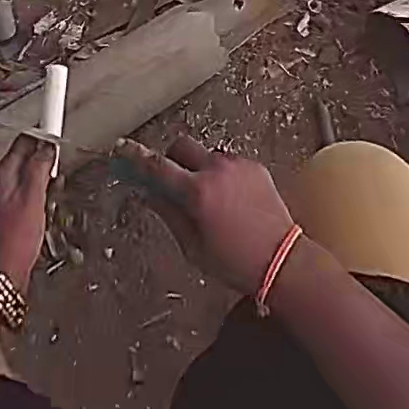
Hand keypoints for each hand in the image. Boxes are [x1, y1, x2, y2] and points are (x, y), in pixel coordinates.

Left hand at [0, 134, 53, 291]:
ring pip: (24, 176)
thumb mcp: (32, 198)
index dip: (40, 133)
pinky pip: (25, 195)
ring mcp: (3, 200)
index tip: (54, 125)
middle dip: (42, 153)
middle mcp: (0, 183)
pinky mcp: (8, 217)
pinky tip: (46, 202)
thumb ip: (39, 170)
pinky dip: (38, 192)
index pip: (23, 141)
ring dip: (41, 173)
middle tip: (59, 152)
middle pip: (23, 157)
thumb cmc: (11, 240)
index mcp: (4, 173)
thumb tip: (46, 147)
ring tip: (56, 174)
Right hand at [116, 135, 296, 296]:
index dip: (136, 155)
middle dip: (172, 157)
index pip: (157, 166)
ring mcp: (237, 166)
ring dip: (199, 167)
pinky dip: (222, 174)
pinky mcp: (255, 167)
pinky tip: (231, 199)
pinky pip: (228, 162)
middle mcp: (215, 171)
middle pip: (181, 145)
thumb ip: (168, 214)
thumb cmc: (236, 263)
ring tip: (210, 196)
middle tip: (174, 178)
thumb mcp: (193, 246)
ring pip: (205, 154)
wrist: (286, 263)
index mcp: (197, 192)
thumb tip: (148, 193)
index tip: (122, 147)